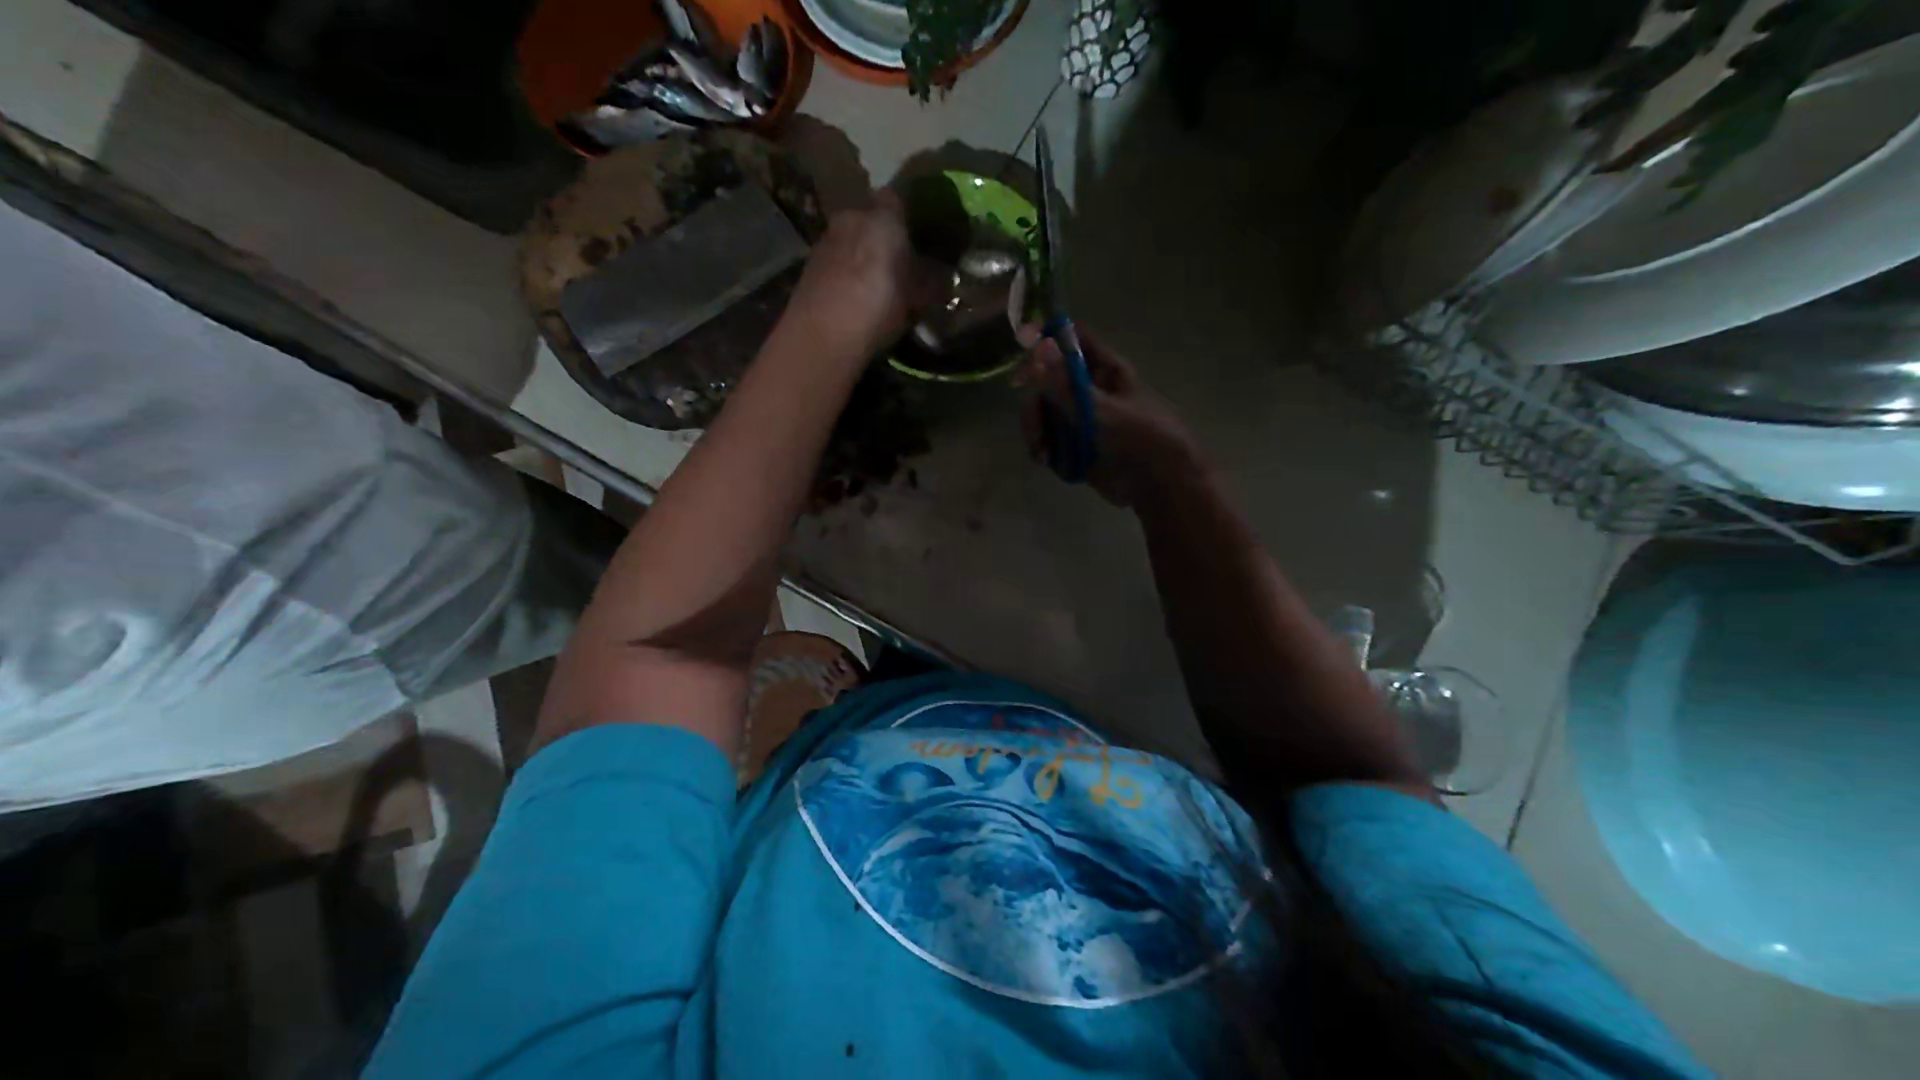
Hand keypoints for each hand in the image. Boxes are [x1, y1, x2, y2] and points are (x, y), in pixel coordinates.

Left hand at [781, 190, 915, 362]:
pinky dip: (842, 274)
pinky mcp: (807, 266)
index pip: (896, 200)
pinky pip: (834, 262)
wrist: (823, 333)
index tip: (916, 236)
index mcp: (883, 218)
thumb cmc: (879, 306)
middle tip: (896, 264)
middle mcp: (851, 218)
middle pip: (868, 219)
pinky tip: (852, 298)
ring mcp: (825, 240)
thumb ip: (931, 283)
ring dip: (859, 256)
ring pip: (849, 240)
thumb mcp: (916, 298)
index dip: (906, 216)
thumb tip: (945, 281)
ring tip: (874, 286)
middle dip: (880, 237)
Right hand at [1018, 327, 1205, 507]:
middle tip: (1033, 423)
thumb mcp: (1100, 411)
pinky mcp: (1077, 444)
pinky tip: (1045, 458)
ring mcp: (1083, 418)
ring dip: (1035, 426)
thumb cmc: (1141, 439)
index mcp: (1105, 370)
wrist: (1160, 485)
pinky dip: (1042, 445)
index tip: (1025, 356)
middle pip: (1049, 379)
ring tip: (1040, 450)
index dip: (1047, 339)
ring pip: (1045, 410)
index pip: (1073, 338)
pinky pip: (1050, 436)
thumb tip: (1039, 347)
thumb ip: (1065, 385)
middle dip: (1035, 400)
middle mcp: (1091, 389)